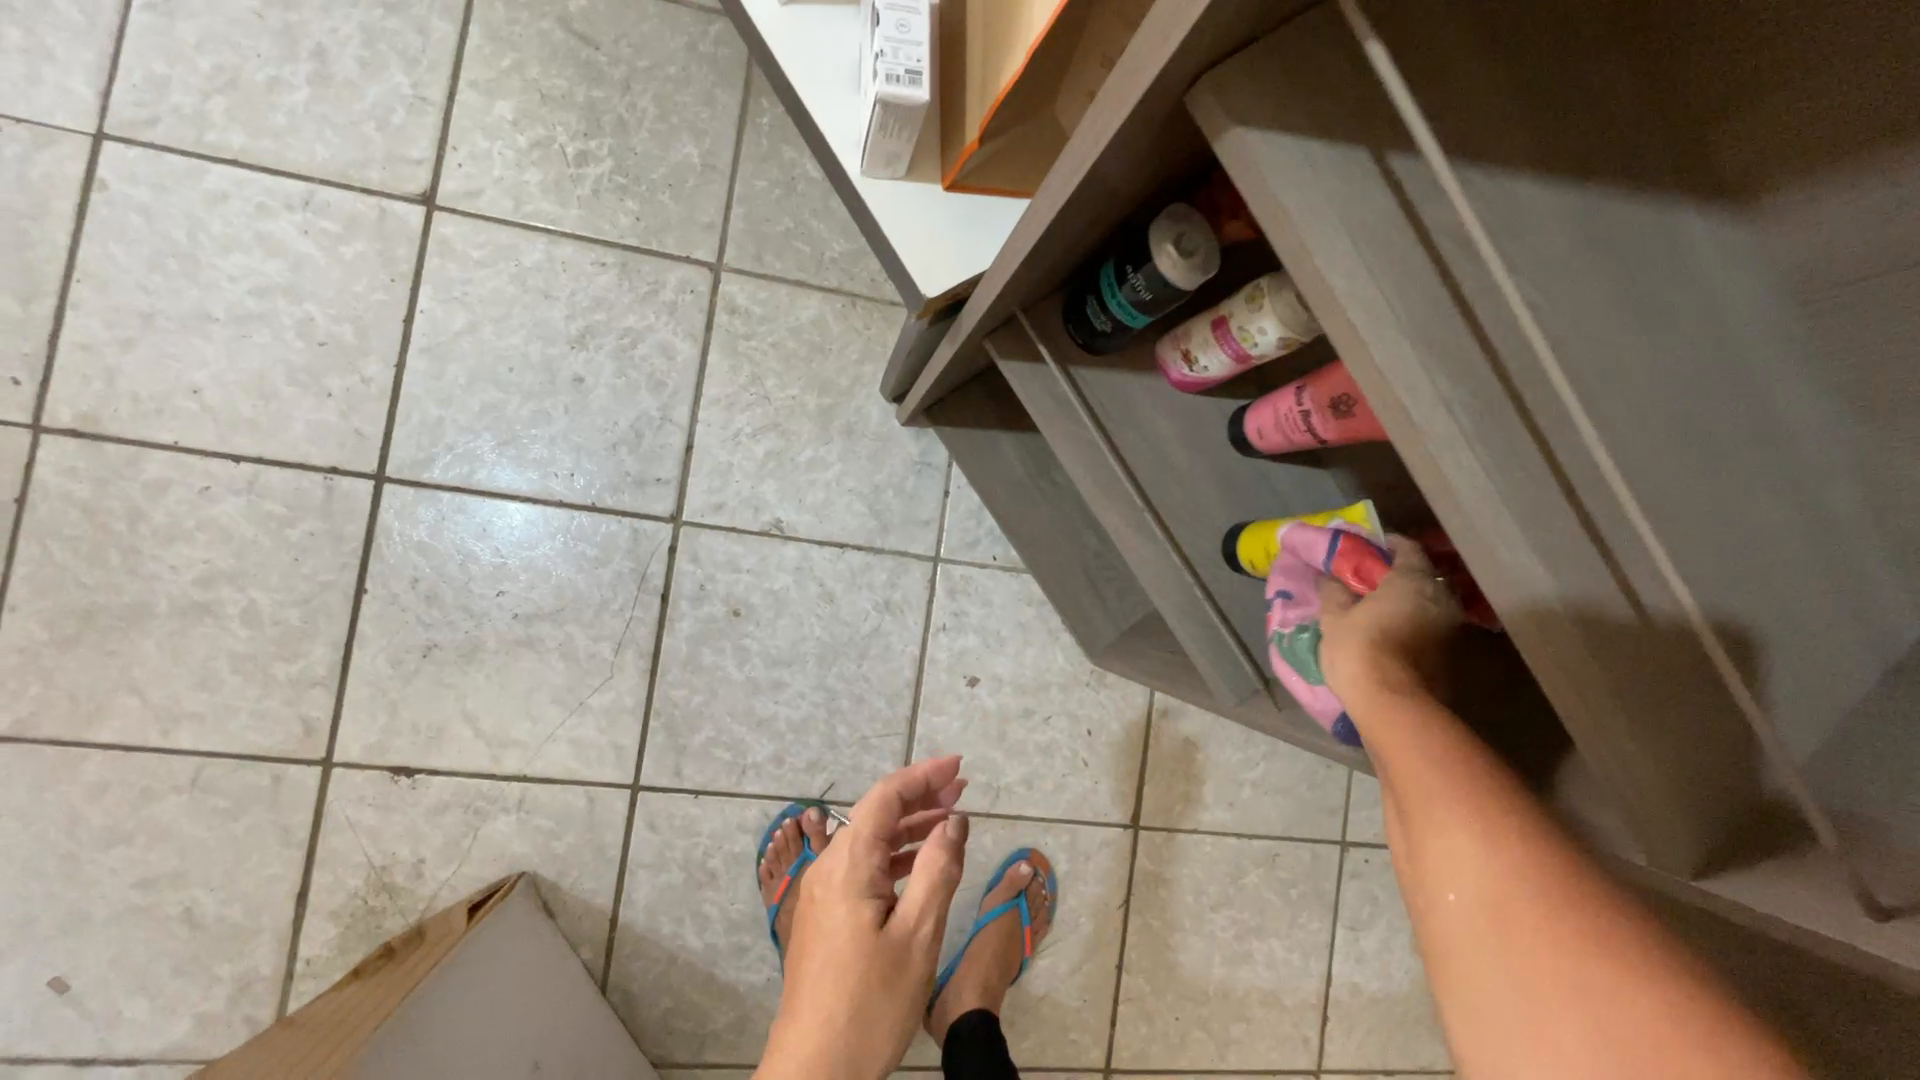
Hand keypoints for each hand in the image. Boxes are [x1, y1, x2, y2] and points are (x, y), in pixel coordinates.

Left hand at [757, 757, 969, 1079]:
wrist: (814, 1068)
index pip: (885, 798)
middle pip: (875, 814)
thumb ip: (938, 870)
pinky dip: (894, 856)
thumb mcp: (918, 936)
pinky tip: (920, 864)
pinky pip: (862, 868)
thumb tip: (954, 821)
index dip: (923, 775)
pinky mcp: (824, 917)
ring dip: (908, 827)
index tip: (959, 766)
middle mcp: (829, 869)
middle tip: (962, 790)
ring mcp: (822, 894)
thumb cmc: (870, 1003)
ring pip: (868, 841)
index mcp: (849, 866)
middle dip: (919, 797)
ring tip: (949, 820)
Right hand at [1317, 534, 1461, 705]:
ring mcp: (1450, 627)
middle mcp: (1440, 597)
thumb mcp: (1334, 618)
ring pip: (1425, 603)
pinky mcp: (1451, 654)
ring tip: (1375, 610)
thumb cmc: (1361, 650)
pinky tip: (1388, 633)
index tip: (1364, 550)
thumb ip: (1333, 591)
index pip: (1406, 547)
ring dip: (1404, 602)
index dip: (1385, 545)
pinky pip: (1428, 627)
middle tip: (1366, 582)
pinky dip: (1411, 624)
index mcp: (1413, 579)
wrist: (1394, 706)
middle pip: (1419, 576)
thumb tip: (1327, 576)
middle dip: (1395, 576)